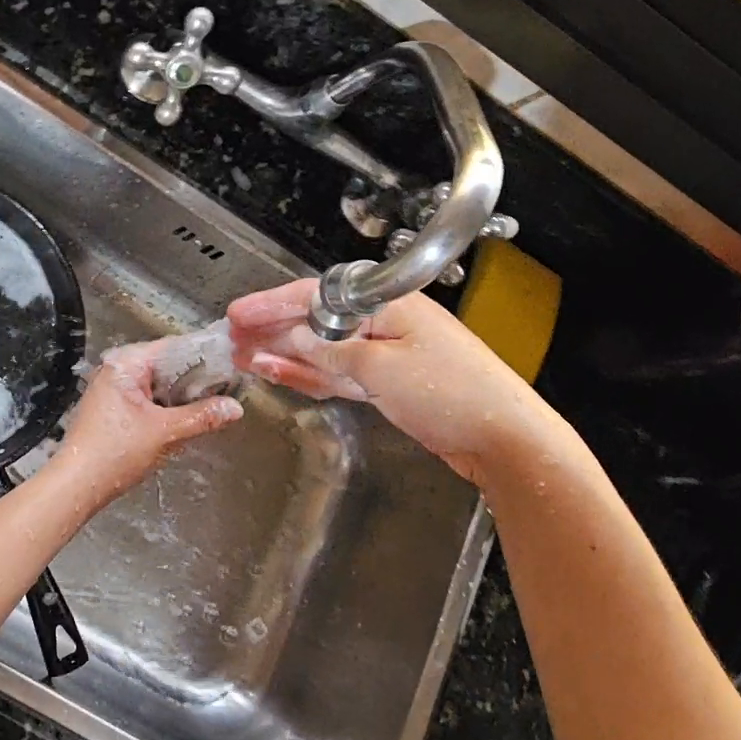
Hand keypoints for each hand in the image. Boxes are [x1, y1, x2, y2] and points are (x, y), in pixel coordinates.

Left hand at [50, 340, 243, 503]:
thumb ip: (202, 417)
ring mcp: (113, 388)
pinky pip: (147, 399)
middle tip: (229, 389)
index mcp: (126, 362)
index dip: (204, 355)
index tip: (232, 365)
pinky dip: (166, 407)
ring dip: (182, 396)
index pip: (174, 347)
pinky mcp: (113, 407)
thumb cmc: (116, 452)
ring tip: (215, 404)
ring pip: (158, 384)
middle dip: (196, 379)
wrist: (76, 483)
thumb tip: (236, 407)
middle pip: (166, 365)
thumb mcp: (165, 433)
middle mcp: (117, 368)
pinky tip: (187, 418)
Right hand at [227, 283, 562, 483]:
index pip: (317, 297)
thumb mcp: (381, 369)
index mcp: (389, 306)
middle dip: (272, 331)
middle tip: (232, 338)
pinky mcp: (390, 385)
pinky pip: (338, 374)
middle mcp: (386, 325)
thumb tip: (296, 339)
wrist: (508, 441)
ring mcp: (388, 356)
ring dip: (283, 354)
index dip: (272, 305)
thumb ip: (330, 352)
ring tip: (244, 356)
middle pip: (316, 322)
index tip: (239, 314)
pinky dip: (309, 375)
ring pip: (323, 350)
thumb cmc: (455, 395)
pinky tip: (278, 373)